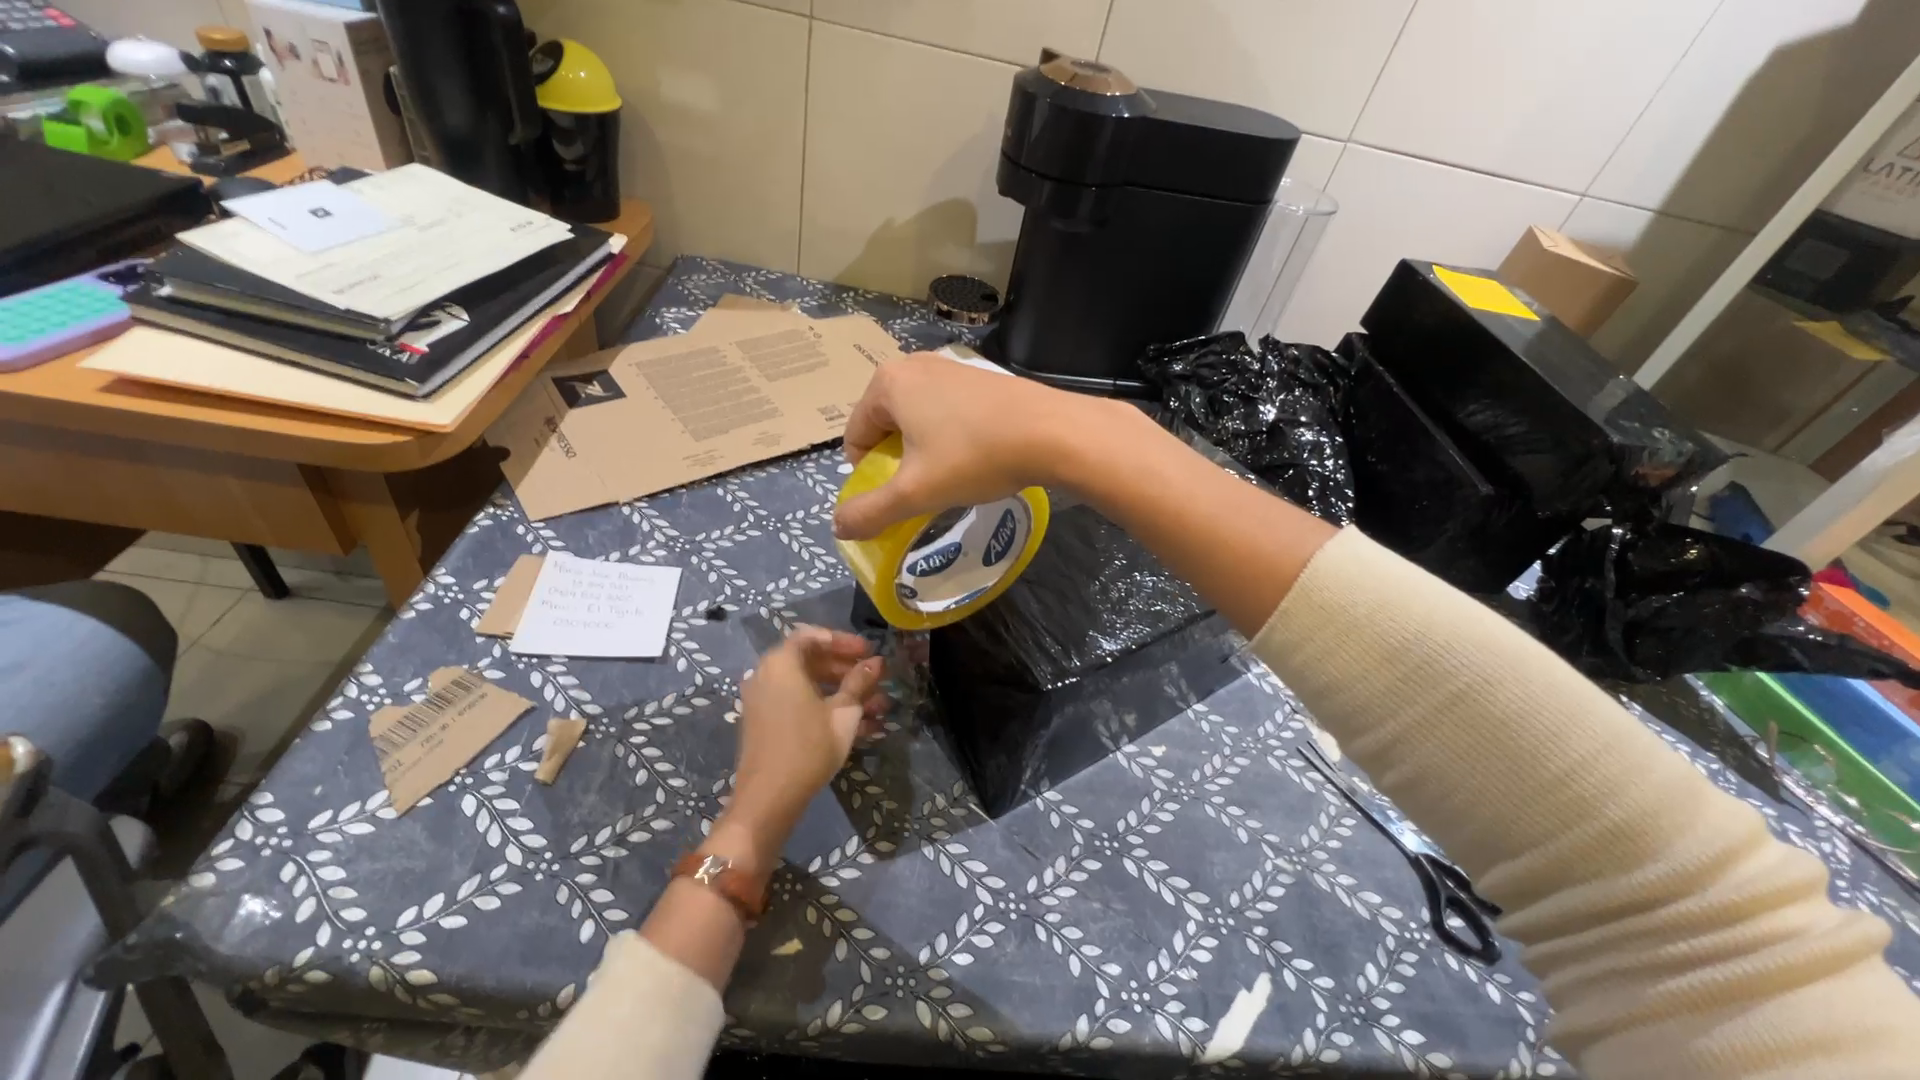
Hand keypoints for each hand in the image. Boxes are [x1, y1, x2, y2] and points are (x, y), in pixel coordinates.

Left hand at [717, 627, 886, 867]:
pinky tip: (861, 727)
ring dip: (842, 693)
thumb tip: (876, 661)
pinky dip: (825, 708)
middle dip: (846, 670)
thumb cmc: (809, 747)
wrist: (768, 798)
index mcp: (781, 663)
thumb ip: (859, 682)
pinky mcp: (765, 723)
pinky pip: (798, 704)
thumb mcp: (843, 713)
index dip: (842, 641)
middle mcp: (766, 675)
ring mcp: (763, 700)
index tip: (868, 652)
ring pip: (808, 686)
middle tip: (876, 680)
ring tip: (878, 708)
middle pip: (810, 661)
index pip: (812, 636)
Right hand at [832, 354, 1135, 540]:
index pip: (855, 436)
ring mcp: (950, 367)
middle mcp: (914, 365)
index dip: (868, 474)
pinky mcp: (981, 378)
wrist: (1053, 433)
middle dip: (897, 461)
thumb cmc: (975, 457)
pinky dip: (951, 438)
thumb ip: (870, 511)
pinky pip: (947, 412)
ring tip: (952, 476)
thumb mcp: (915, 493)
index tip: (896, 498)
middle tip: (924, 489)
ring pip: (918, 420)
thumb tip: (838, 527)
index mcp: (887, 383)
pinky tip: (976, 458)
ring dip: (924, 452)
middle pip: (885, 426)